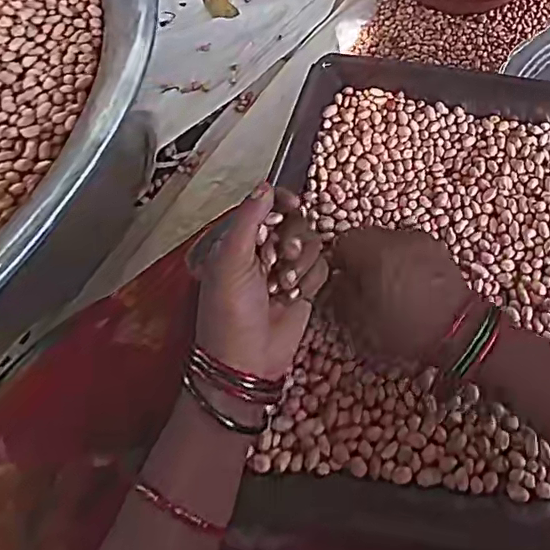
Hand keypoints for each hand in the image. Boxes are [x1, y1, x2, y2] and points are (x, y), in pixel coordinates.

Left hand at [195, 184, 328, 380]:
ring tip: (283, 284)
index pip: (267, 205)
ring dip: (301, 263)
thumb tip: (265, 186)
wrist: (247, 363)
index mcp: (241, 240)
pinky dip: (310, 280)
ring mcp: (286, 268)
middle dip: (293, 238)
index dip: (282, 202)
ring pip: (312, 243)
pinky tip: (294, 296)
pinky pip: (321, 267)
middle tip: (282, 256)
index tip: (293, 205)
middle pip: (296, 221)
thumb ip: (248, 219)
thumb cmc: (228, 314)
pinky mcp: (304, 287)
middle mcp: (265, 250)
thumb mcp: (230, 261)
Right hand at [326, 227, 476, 364]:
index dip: (337, 262)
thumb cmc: (404, 327)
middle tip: (361, 285)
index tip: (340, 281)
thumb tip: (337, 281)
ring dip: (383, 258)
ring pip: (389, 241)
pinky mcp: (437, 248)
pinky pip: (410, 247)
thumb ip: (341, 295)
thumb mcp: (361, 321)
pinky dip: (404, 260)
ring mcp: (419, 240)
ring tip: (387, 287)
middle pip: (366, 237)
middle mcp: (396, 237)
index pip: (343, 241)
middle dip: (360, 258)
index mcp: (373, 250)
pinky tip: (409, 285)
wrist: (458, 330)